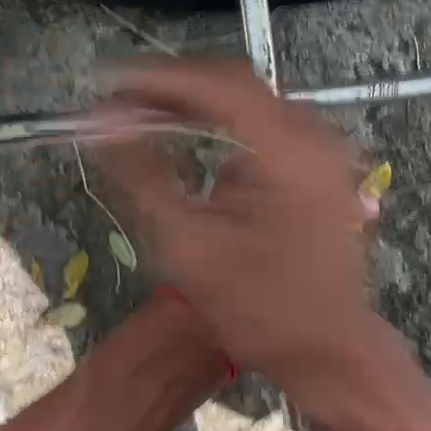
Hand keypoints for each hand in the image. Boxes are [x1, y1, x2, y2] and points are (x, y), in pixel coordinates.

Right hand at [95, 60, 382, 407]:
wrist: (330, 351)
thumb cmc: (260, 310)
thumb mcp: (188, 246)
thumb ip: (142, 176)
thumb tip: (101, 123)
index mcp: (289, 151)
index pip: (218, 85)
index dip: (157, 79)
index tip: (106, 83)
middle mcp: (315, 135)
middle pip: (236, 86)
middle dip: (172, 90)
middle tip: (118, 103)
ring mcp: (325, 149)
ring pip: (250, 104)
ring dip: (196, 106)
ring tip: (142, 116)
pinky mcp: (322, 166)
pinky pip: (266, 126)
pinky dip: (224, 126)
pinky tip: (189, 138)